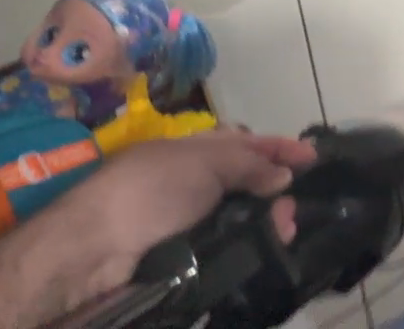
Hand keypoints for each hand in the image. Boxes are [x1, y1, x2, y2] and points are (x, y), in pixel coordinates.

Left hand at [64, 130, 316, 289]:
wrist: (90, 257)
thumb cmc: (149, 191)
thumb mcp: (206, 161)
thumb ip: (251, 164)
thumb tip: (283, 178)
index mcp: (191, 153)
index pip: (245, 143)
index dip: (278, 147)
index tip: (313, 156)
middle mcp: (192, 187)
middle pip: (248, 182)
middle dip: (278, 187)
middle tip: (295, 200)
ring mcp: (187, 225)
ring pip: (243, 218)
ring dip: (271, 219)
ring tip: (285, 226)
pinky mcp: (184, 261)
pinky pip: (230, 249)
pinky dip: (254, 245)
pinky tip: (271, 245)